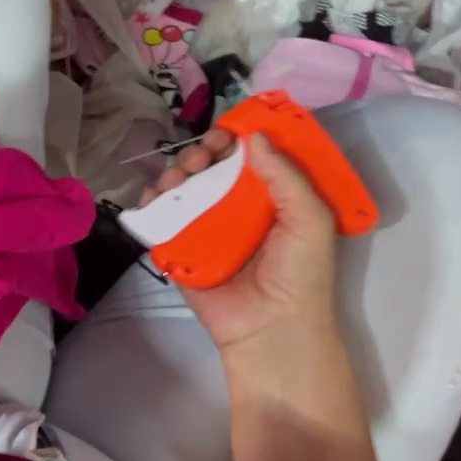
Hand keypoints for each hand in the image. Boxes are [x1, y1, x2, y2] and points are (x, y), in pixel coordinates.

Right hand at [139, 129, 340, 358]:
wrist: (268, 326)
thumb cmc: (300, 273)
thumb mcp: (311, 219)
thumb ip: (287, 176)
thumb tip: (254, 136)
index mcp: (269, 195)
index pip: (248, 155)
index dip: (235, 138)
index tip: (225, 134)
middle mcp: (234, 205)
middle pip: (209, 165)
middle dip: (200, 153)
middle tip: (199, 159)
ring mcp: (202, 225)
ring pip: (180, 185)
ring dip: (174, 173)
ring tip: (176, 180)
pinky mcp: (176, 244)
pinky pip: (157, 216)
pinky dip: (150, 202)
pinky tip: (153, 198)